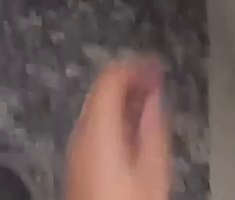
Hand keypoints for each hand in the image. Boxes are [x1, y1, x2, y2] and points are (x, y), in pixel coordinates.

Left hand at [65, 57, 171, 199]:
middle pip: (101, 89)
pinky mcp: (78, 159)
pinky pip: (95, 124)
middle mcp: (81, 127)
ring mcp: (76, 143)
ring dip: (123, 98)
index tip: (158, 64)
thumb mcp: (152, 170)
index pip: (110, 76)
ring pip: (98, 106)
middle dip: (129, 79)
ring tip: (151, 99)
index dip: (134, 64)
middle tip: (157, 79)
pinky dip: (114, 115)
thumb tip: (154, 93)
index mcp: (97, 124)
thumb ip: (152, 127)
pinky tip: (134, 127)